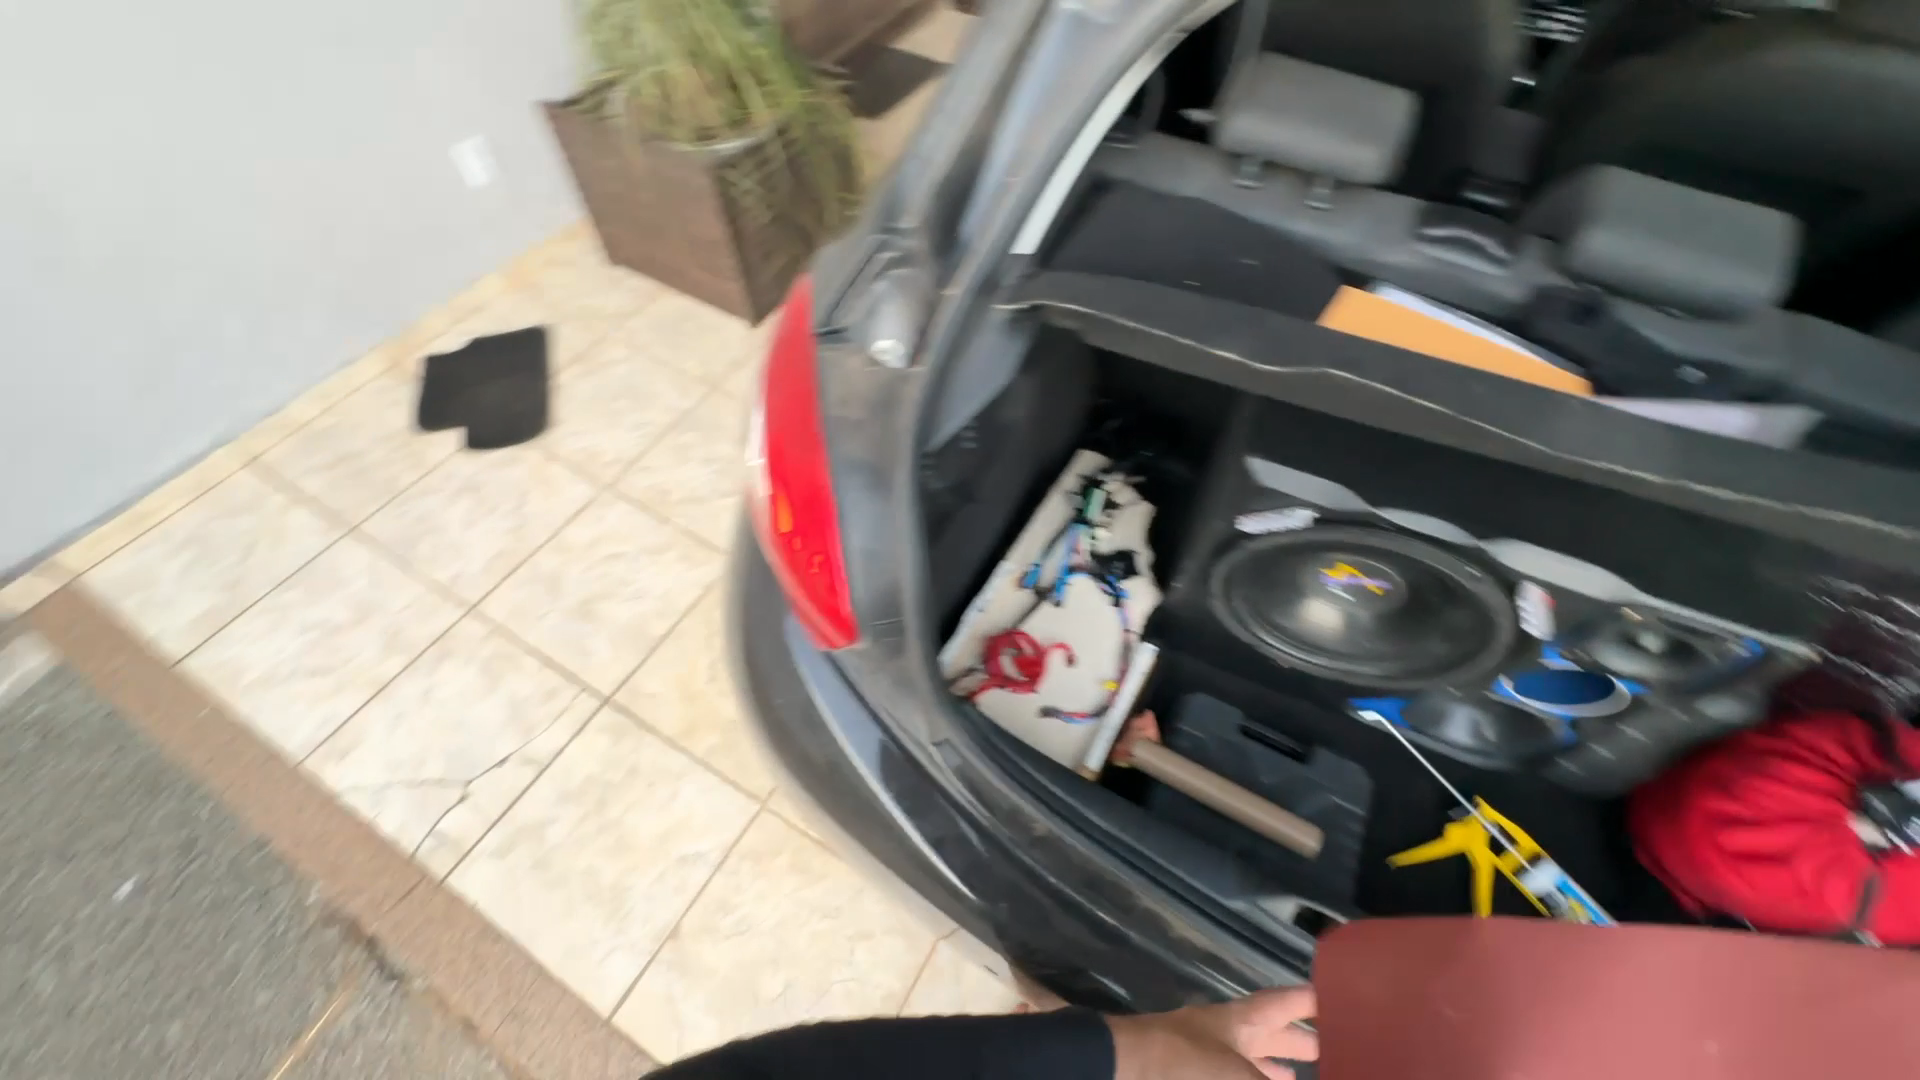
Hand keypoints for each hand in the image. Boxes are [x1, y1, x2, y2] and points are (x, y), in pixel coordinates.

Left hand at [1106, 985, 1318, 1079]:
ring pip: (1251, 1060)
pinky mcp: (1196, 1074)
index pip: (1281, 1003)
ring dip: (1278, 1069)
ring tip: (1307, 1077)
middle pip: (1269, 1033)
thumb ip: (1271, 1079)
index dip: (1308, 1000)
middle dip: (1300, 1041)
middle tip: (1338, 1050)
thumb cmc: (1182, 1062)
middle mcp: (1227, 1035)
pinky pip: (1235, 1074)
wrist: (1124, 1070)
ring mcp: (1209, 1059)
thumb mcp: (1238, 1074)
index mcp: (1238, 1020)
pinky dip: (1254, 1078)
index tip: (1338, 997)